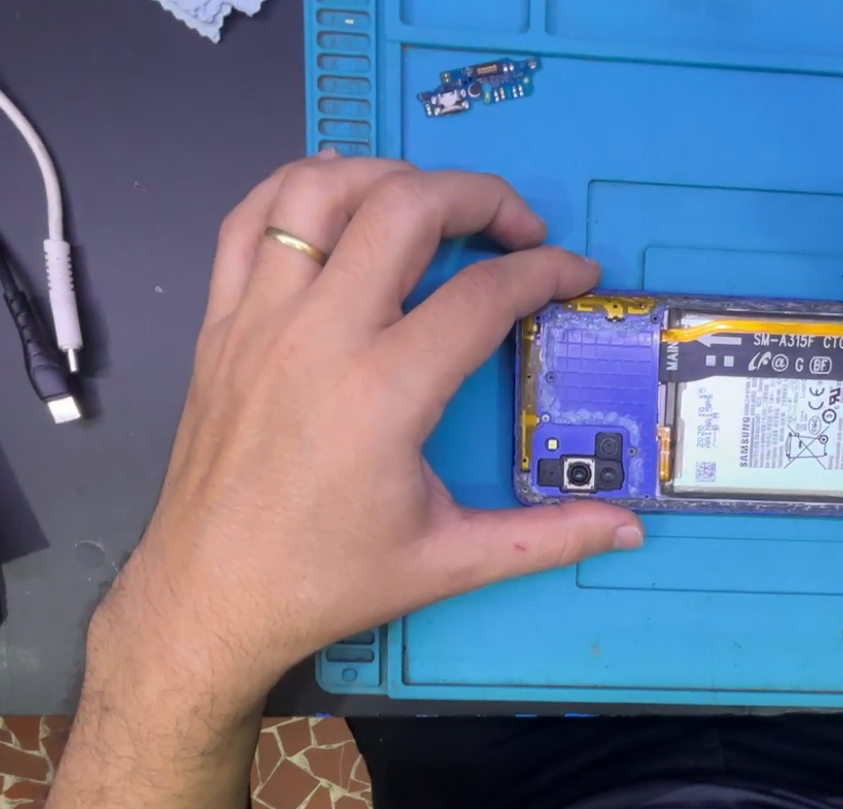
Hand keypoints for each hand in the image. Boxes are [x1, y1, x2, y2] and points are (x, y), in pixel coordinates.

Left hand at [90, 156, 642, 708]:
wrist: (212, 596)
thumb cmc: (331, 582)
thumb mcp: (453, 563)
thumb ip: (549, 538)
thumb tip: (630, 528)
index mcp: (385, 394)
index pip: (483, 295)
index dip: (545, 272)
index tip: (577, 273)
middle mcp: (319, 337)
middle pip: (406, 209)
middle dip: (480, 197)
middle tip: (519, 228)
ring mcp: (258, 321)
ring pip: (318, 191)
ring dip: (389, 177)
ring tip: (435, 204)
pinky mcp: (220, 326)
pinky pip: (250, 220)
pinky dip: (300, 191)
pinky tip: (340, 207)